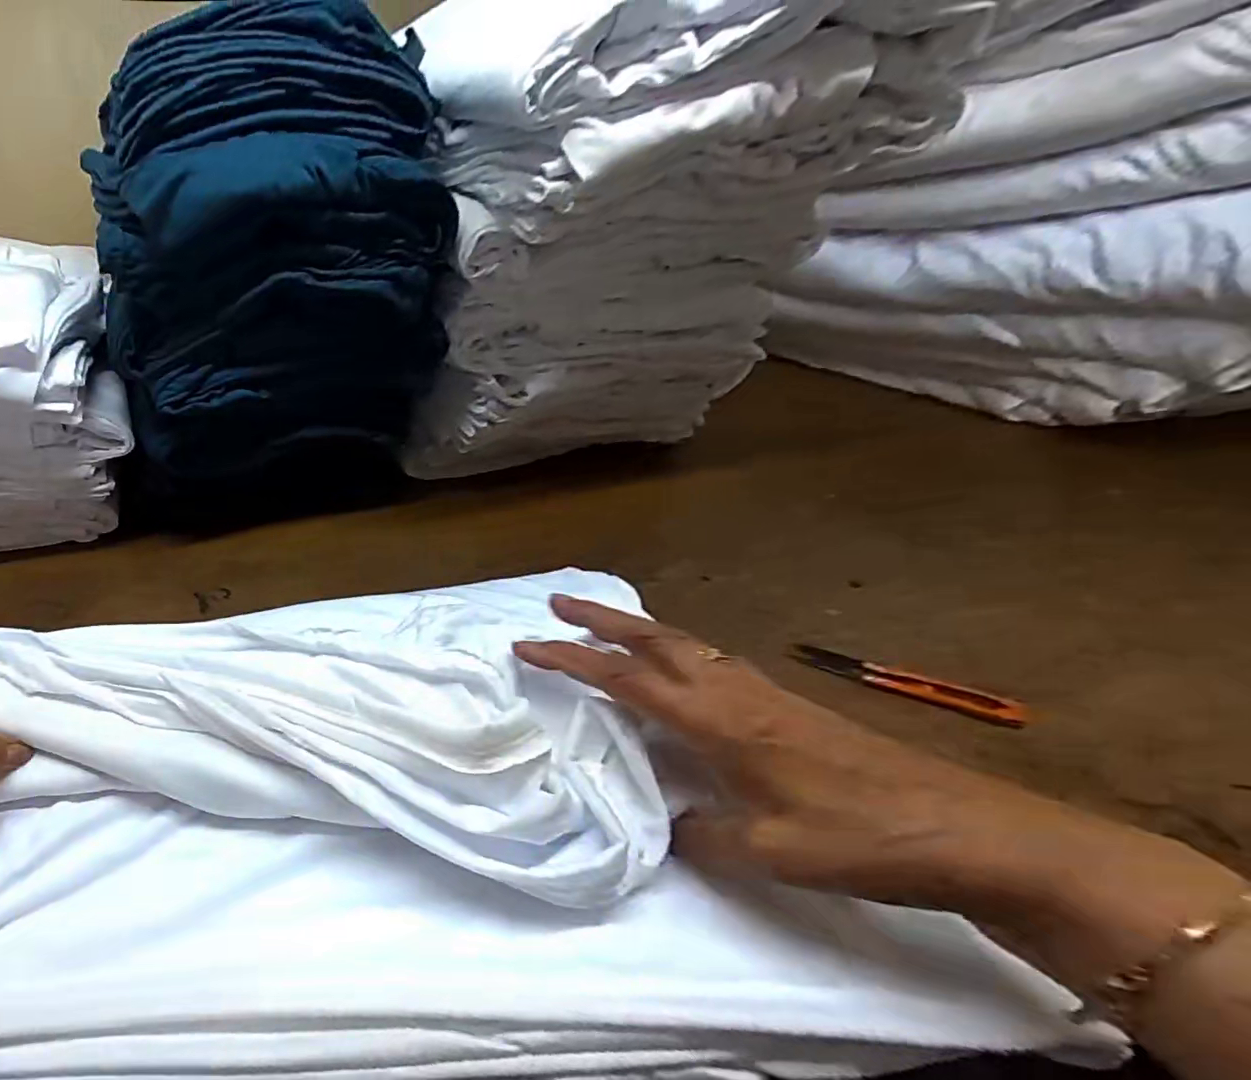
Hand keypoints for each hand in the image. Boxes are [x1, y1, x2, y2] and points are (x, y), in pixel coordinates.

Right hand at [512, 594, 1242, 985]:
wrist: (972, 831)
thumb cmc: (862, 838)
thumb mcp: (770, 851)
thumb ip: (703, 836)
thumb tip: (666, 826)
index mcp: (715, 721)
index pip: (624, 678)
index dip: (570, 659)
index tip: (526, 645)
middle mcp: (731, 692)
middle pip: (652, 637)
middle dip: (599, 618)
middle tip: (557, 602)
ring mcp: (761, 692)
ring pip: (683, 642)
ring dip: (636, 627)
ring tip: (604, 625)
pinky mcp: (784, 702)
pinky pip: (710, 658)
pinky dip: (675, 647)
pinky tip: (679, 667)